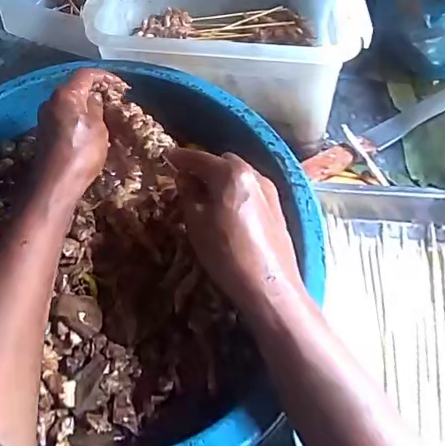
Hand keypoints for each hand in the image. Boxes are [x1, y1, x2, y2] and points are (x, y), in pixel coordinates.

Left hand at [35, 68, 115, 192]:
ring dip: (87, 106)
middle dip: (96, 91)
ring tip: (106, 115)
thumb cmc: (81, 152)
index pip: (86, 74)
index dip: (106, 76)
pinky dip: (78, 118)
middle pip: (75, 87)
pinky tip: (90, 130)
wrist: (54, 186)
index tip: (122, 86)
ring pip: (70, 103)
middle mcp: (51, 101)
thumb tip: (94, 97)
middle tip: (115, 100)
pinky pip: (65, 117)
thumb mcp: (98, 127)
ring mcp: (45, 118)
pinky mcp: (45, 134)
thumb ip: (96, 106)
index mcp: (65, 95)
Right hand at [166, 148, 302, 318]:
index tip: (166, 157)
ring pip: (240, 174)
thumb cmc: (227, 255)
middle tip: (186, 180)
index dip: (181, 157)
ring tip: (206, 196)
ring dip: (222, 178)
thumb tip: (184, 178)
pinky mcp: (278, 207)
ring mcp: (269, 190)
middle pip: (224, 161)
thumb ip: (189, 195)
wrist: (270, 288)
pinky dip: (236, 191)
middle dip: (205, 166)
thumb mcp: (197, 224)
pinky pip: (251, 189)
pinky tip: (228, 209)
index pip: (200, 158)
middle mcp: (254, 174)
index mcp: (232, 174)